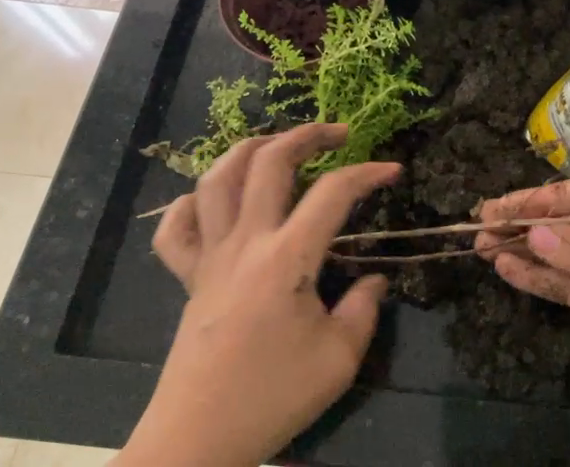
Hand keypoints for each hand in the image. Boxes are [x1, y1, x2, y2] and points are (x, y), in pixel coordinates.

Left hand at [118, 124, 399, 466]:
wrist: (196, 441)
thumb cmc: (271, 399)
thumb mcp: (338, 360)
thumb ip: (364, 310)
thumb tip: (374, 280)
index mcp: (286, 257)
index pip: (333, 192)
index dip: (368, 172)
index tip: (394, 170)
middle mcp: (245, 242)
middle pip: (269, 161)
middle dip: (308, 134)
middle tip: (339, 133)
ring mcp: (209, 257)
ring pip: (217, 179)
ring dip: (250, 149)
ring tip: (279, 144)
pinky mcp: (187, 279)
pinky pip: (175, 229)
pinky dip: (192, 203)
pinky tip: (214, 201)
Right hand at [472, 176, 569, 411]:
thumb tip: (533, 231)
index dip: (542, 197)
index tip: (502, 204)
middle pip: (568, 221)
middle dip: (526, 221)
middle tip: (480, 222)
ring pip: (562, 253)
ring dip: (525, 249)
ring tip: (481, 244)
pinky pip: (568, 285)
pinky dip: (539, 278)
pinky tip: (507, 269)